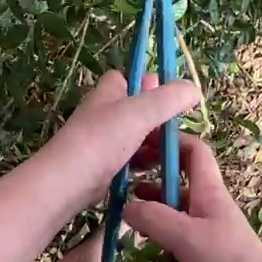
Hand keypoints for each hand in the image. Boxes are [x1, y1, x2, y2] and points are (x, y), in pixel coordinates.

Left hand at [34, 71, 200, 214]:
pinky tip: (158, 171)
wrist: (67, 182)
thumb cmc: (102, 140)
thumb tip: (193, 89)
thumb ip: (169, 98)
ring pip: (136, 137)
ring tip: (174, 153)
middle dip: (159, 118)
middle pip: (137, 109)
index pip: (127, 78)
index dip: (149, 83)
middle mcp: (103, 114)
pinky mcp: (104, 166)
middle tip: (179, 130)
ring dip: (155, 143)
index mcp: (108, 93)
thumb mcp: (140, 112)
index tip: (171, 95)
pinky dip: (145, 163)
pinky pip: (130, 160)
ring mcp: (102, 141)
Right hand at [123, 133, 261, 261]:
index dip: (169, 140)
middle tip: (124, 175)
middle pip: (180, 175)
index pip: (193, 149)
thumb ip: (152, 217)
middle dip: (153, 171)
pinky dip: (160, 228)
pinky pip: (178, 227)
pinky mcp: (206, 247)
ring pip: (176, 203)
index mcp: (208, 189)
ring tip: (127, 208)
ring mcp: (208, 225)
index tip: (141, 141)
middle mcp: (208, 201)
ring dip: (153, 201)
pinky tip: (146, 239)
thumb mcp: (183, 236)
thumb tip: (126, 206)